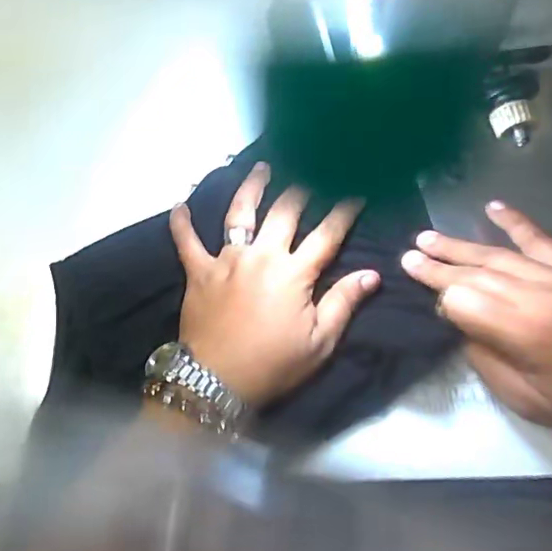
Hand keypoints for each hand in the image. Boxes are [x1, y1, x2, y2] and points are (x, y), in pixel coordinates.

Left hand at [170, 163, 379, 407]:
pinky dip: (181, 223)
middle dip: (300, 189)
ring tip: (261, 168)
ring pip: (238, 214)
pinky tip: (179, 205)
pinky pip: (187, 242)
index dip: (344, 210)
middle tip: (310, 170)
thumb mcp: (319, 341)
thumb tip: (372, 274)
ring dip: (251, 187)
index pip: (326, 234)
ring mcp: (227, 260)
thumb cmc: (273, 364)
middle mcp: (261, 256)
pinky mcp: (198, 273)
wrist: (215, 383)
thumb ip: (344, 302)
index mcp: (294, 272)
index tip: (357, 192)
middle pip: (284, 212)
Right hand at [400, 202, 551, 467]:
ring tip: (430, 237)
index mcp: (525, 331)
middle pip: (477, 271)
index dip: (440, 296)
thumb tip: (466, 327)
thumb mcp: (529, 400)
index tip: (421, 292)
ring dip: (463, 245)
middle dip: (440, 263)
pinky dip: (515, 222)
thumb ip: (489, 360)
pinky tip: (493, 208)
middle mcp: (540, 292)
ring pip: (501, 253)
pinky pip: (541, 238)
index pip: (464, 300)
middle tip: (409, 253)